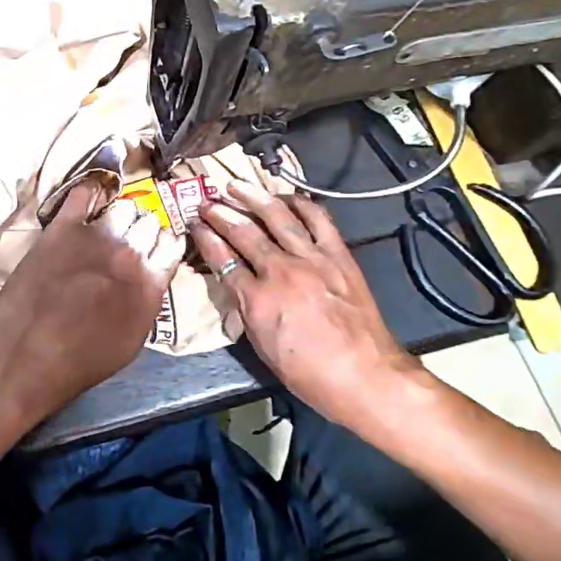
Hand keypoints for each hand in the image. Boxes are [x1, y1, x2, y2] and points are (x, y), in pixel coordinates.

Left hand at [0, 183, 183, 427]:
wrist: (27, 355)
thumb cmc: (82, 360)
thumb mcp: (133, 339)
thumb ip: (147, 300)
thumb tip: (148, 279)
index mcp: (151, 283)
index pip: (172, 245)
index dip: (164, 245)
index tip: (156, 248)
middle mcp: (130, 253)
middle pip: (149, 222)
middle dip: (143, 230)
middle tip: (128, 241)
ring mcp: (96, 236)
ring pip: (123, 207)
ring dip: (120, 216)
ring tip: (107, 226)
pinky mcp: (62, 228)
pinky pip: (84, 193)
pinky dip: (90, 193)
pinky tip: (88, 200)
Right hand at [192, 182, 421, 425]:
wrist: (365, 375)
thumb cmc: (310, 374)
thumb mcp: (263, 347)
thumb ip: (247, 310)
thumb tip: (239, 285)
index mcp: (257, 300)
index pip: (223, 260)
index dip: (206, 239)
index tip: (195, 225)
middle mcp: (281, 271)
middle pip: (244, 233)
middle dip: (220, 214)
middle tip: (205, 201)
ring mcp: (312, 259)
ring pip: (278, 217)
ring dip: (253, 197)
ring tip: (236, 185)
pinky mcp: (338, 255)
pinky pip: (318, 219)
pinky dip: (300, 203)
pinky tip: (286, 196)